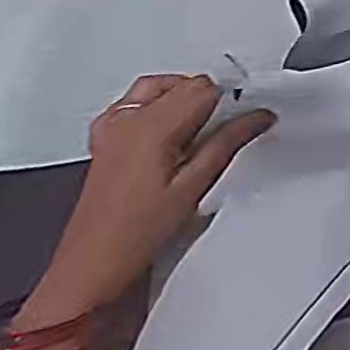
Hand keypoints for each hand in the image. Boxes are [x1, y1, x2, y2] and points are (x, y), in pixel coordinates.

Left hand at [16, 75, 274, 326]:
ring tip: (195, 129)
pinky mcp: (104, 136)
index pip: (205, 89)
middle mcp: (130, 119)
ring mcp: (113, 126)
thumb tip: (257, 117)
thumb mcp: (194, 186)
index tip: (240, 122)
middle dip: (209, 102)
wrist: (92, 265)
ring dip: (182, 97)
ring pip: (160, 85)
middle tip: (220, 134)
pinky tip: (164, 126)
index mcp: (154, 127)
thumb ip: (228, 142)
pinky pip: (132, 100)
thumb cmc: (136, 234)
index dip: (230, 103)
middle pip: (185, 84)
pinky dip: (153, 102)